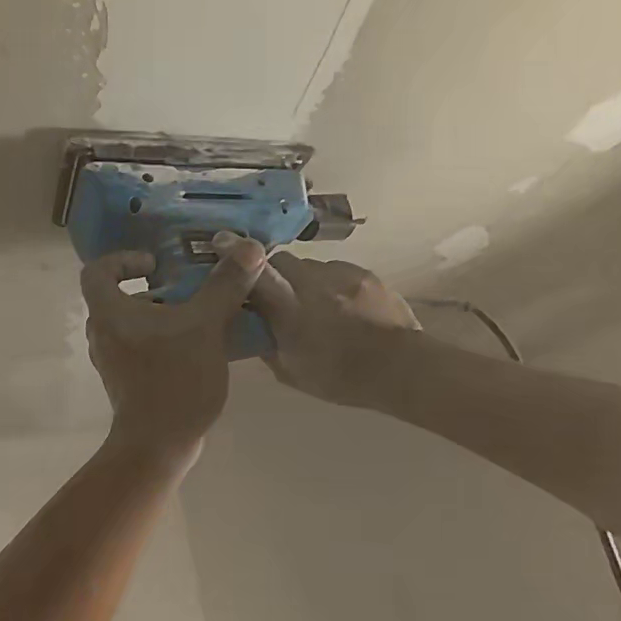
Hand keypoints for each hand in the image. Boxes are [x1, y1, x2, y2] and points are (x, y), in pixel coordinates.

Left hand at [80, 234, 267, 450]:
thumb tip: (249, 248)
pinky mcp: (127, 382)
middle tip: (187, 288)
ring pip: (132, 325)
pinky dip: (163, 340)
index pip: (97, 271)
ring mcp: (112, 362)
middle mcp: (103, 335)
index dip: (123, 260)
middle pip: (119, 298)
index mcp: (109, 314)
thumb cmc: (175, 379)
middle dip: (154, 290)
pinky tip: (198, 347)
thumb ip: (224, 286)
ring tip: (199, 316)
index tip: (155, 265)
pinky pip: (141, 348)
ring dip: (162, 316)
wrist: (159, 444)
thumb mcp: (205, 326)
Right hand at [229, 239, 421, 408]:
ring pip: (309, 267)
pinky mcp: (364, 273)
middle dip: (271, 272)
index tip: (220, 242)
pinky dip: (330, 285)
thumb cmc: (340, 377)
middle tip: (275, 295)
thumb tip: (254, 330)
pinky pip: (336, 272)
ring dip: (303, 281)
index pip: (253, 271)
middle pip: (280, 261)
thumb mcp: (291, 372)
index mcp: (289, 308)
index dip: (234, 254)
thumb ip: (267, 346)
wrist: (400, 367)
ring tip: (314, 305)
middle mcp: (311, 281)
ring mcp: (340, 274)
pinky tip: (341, 307)